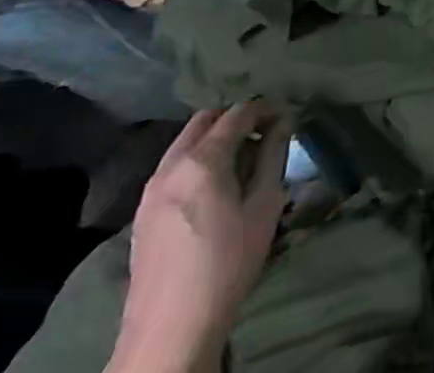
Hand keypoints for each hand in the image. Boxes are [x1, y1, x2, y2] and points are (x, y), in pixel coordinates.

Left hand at [106, 103, 292, 372]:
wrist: (171, 326)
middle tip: (267, 129)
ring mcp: (151, 189)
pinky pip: (174, 165)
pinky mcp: (143, 211)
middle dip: (237, 116)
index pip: (237, 113)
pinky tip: (218, 182)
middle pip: (204, 120)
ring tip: (246, 155)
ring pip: (185, 142)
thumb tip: (283, 122)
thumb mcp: (264, 205)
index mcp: (201, 161)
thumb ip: (273, 156)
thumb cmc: (229, 261)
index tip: (289, 112)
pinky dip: (199, 157)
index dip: (266, 106)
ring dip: (216, 137)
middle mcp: (170, 166)